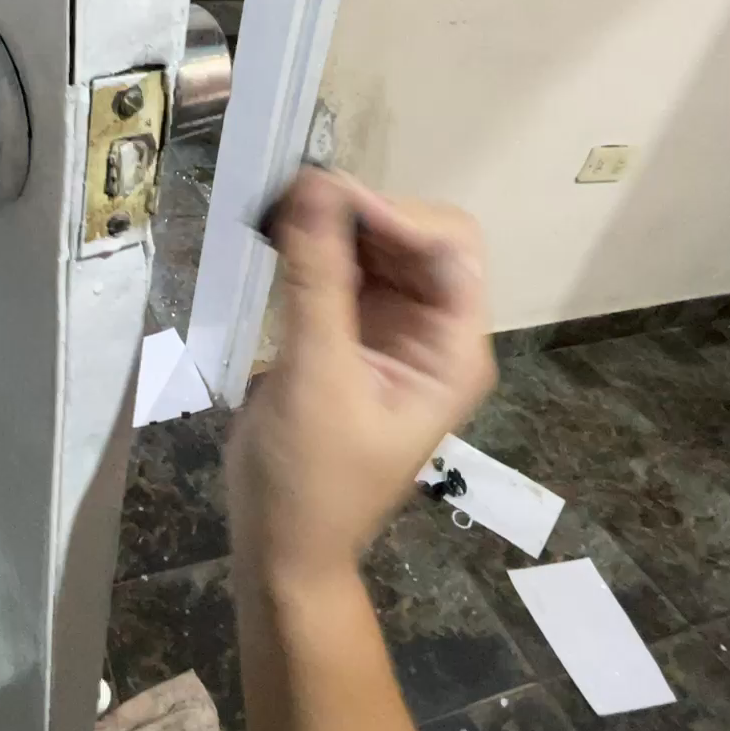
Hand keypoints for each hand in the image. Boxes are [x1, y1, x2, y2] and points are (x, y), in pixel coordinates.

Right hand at [226, 170, 495, 585]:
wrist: (282, 543)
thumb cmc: (309, 478)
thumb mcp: (315, 378)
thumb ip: (316, 281)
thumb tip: (313, 187)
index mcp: (451, 349)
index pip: (448, 248)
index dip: (394, 213)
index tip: (325, 200)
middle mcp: (431, 331)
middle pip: (414, 239)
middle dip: (360, 214)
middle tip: (291, 199)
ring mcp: (389, 332)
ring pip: (375, 250)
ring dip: (333, 227)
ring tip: (278, 213)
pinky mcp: (349, 336)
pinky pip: (340, 274)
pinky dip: (314, 251)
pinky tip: (280, 239)